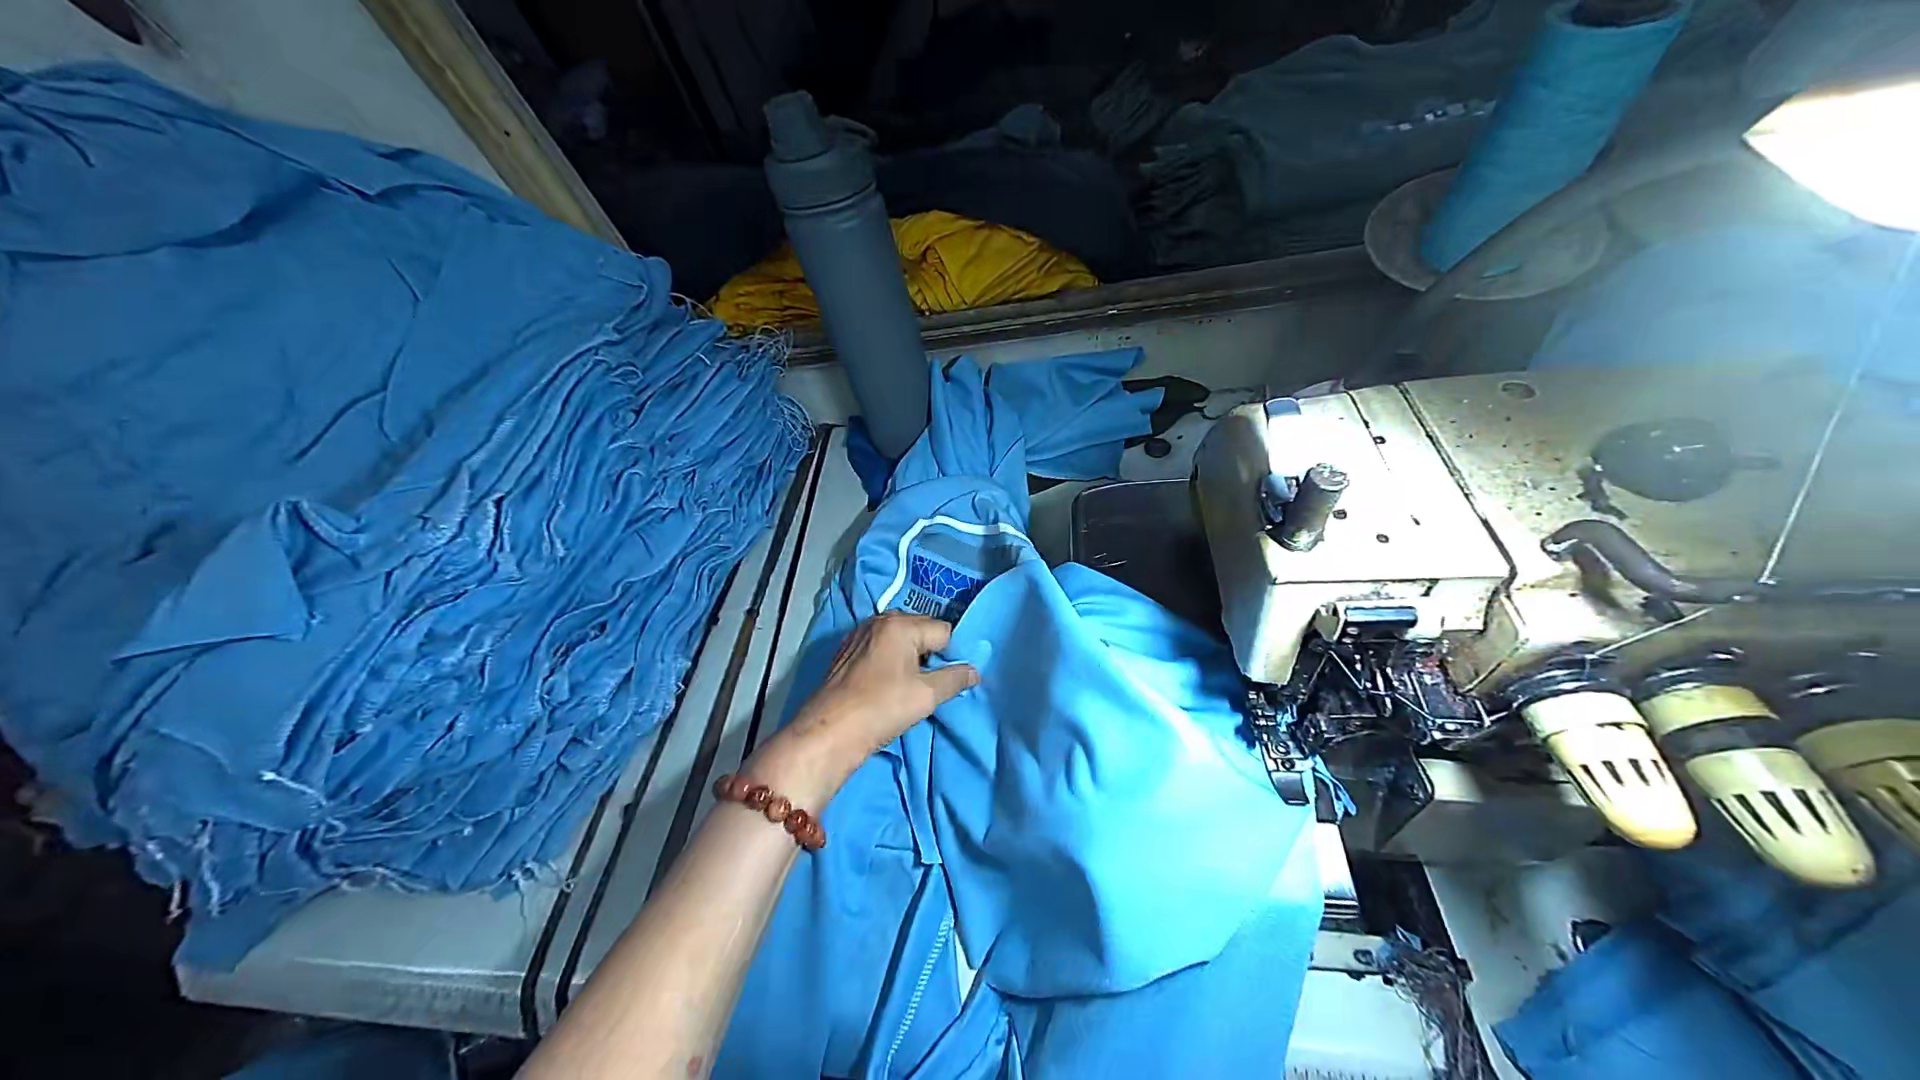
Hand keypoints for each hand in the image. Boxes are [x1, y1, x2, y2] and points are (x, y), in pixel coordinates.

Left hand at [747, 614, 977, 804]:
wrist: (829, 732)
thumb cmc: (881, 708)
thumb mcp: (926, 695)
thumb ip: (955, 679)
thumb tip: (974, 671)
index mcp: (900, 624)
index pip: (943, 631)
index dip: (952, 655)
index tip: (951, 679)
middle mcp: (879, 621)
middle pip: (921, 630)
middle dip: (931, 653)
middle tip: (932, 683)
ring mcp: (860, 635)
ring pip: (900, 640)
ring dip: (910, 658)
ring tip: (910, 687)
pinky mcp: (847, 653)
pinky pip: (881, 649)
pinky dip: (891, 662)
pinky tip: (888, 686)